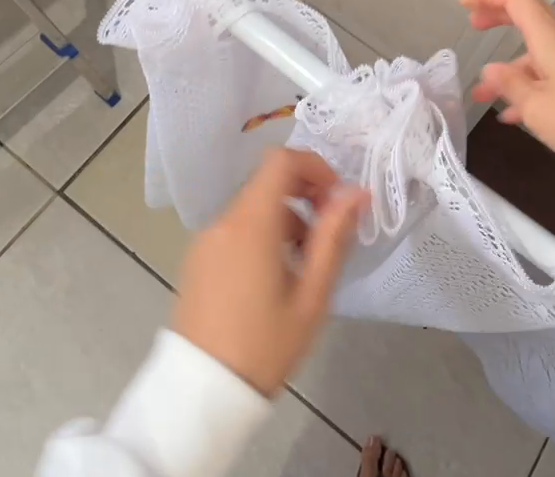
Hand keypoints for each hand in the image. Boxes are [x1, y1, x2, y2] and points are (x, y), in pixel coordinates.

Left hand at [173, 148, 369, 395]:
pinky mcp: (197, 258)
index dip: (315, 167)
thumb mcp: (311, 295)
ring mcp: (205, 239)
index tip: (337, 199)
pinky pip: (236, 227)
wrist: (201, 393)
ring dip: (286, 217)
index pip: (282, 160)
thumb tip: (357, 193)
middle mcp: (223, 221)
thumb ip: (334, 236)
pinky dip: (262, 232)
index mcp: (251, 223)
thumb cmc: (264, 345)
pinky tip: (275, 275)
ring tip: (305, 263)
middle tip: (328, 234)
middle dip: (305, 195)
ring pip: (253, 205)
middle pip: (268, 181)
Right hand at [459, 0, 554, 166]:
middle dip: (499, 18)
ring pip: (539, 50)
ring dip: (511, 65)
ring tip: (484, 94)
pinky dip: (531, 82)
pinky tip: (515, 114)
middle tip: (474, 26)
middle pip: (530, 15)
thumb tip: (490, 69)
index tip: (462, 3)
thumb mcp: (536, 106)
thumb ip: (509, 84)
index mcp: (551, 36)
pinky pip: (554, 71)